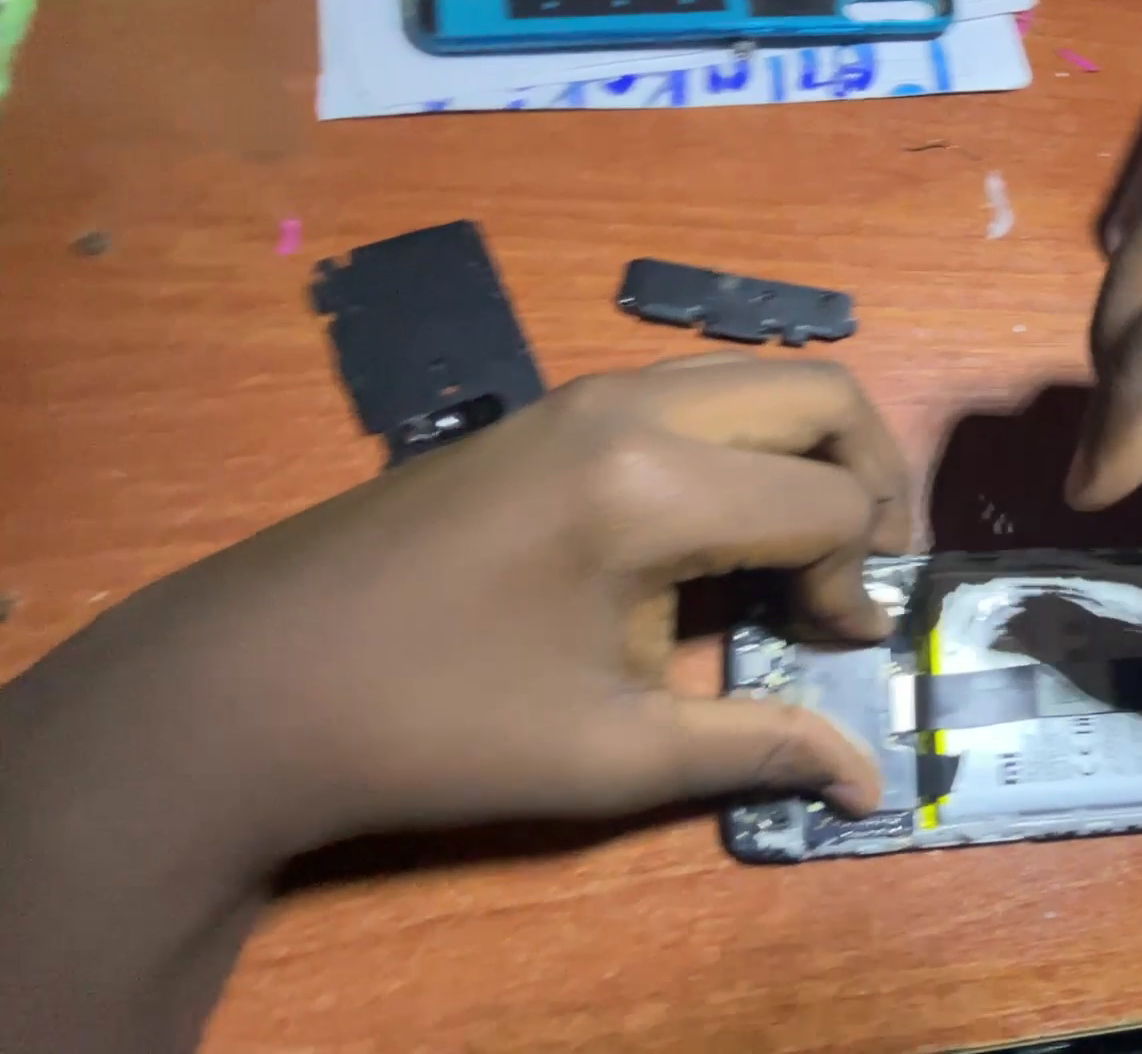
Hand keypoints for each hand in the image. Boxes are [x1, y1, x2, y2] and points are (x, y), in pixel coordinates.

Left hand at [1, 355, 908, 1052]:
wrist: (238, 686)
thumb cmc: (438, 729)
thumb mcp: (616, 756)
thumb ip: (763, 747)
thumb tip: (871, 783)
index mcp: (653, 488)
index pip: (832, 503)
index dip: (862, 577)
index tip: (845, 636)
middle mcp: (637, 408)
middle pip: (829, 397)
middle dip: (879, 479)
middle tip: (870, 560)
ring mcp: (597, 392)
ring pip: (774, 380)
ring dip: (825, 453)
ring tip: (821, 536)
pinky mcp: (569, 404)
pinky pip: (716, 395)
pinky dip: (766, 444)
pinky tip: (738, 518)